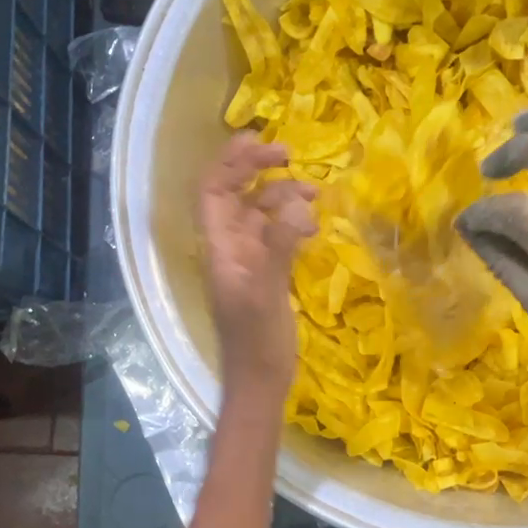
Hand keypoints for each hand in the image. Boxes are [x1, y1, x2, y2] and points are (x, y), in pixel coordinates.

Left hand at [199, 133, 318, 398]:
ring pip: (259, 212)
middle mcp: (229, 247)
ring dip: (281, 195)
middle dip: (258, 170)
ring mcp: (248, 260)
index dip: (232, 163)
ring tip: (313, 193)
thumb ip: (278, 247)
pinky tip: (314, 225)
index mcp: (219, 247)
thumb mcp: (266, 293)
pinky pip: (275, 234)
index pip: (213, 190)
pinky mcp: (267, 273)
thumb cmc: (257, 341)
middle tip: (291, 157)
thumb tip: (299, 207)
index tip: (265, 146)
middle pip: (235, 193)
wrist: (260, 381)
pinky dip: (292, 221)